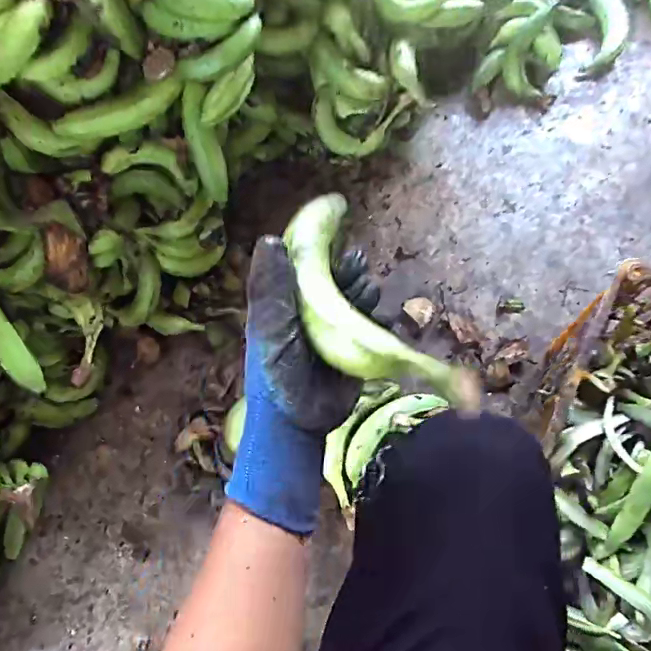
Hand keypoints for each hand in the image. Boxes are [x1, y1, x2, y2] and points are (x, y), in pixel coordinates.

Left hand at [224, 236, 377, 534]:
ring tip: (367, 288)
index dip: (319, 249)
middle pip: (336, 283)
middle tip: (357, 261)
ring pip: (357, 303)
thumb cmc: (275, 372)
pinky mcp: (355, 352)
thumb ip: (271, 288)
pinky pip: (373, 329)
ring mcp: (335, 334)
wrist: (297, 421)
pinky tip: (380, 317)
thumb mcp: (269, 328)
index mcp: (288, 305)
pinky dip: (380, 320)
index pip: (305, 269)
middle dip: (348, 271)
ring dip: (364, 292)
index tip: (332, 229)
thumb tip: (271, 240)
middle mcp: (312, 316)